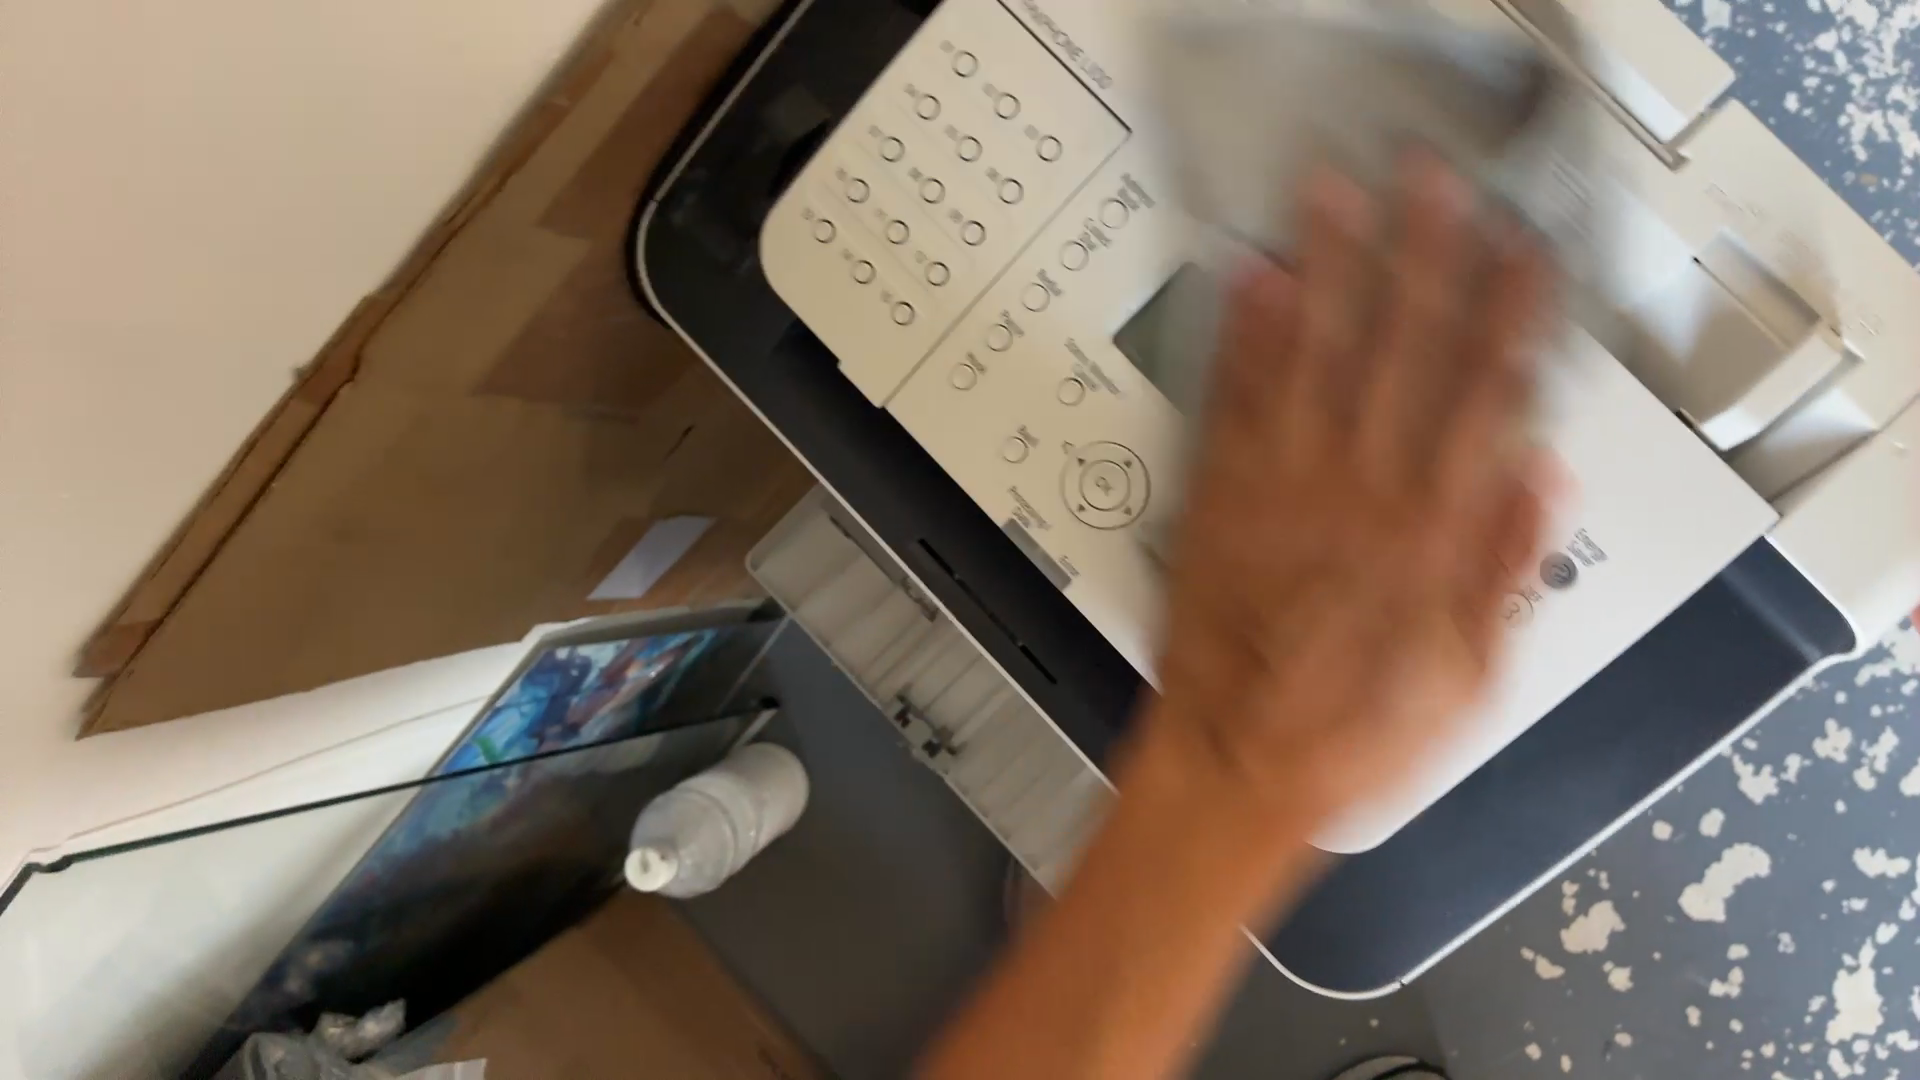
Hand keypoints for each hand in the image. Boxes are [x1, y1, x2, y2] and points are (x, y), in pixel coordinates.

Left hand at [1148, 154, 1557, 828]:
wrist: (1238, 757)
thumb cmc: (1351, 730)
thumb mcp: (1469, 673)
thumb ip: (1504, 567)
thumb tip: (1537, 473)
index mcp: (1429, 533)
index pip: (1482, 399)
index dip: (1503, 316)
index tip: (1517, 248)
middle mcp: (1357, 493)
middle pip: (1397, 359)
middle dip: (1415, 263)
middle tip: (1426, 183)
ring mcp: (1280, 489)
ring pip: (1313, 362)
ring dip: (1326, 274)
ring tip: (1331, 199)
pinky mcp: (1216, 500)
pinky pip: (1232, 408)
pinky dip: (1243, 343)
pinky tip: (1250, 285)